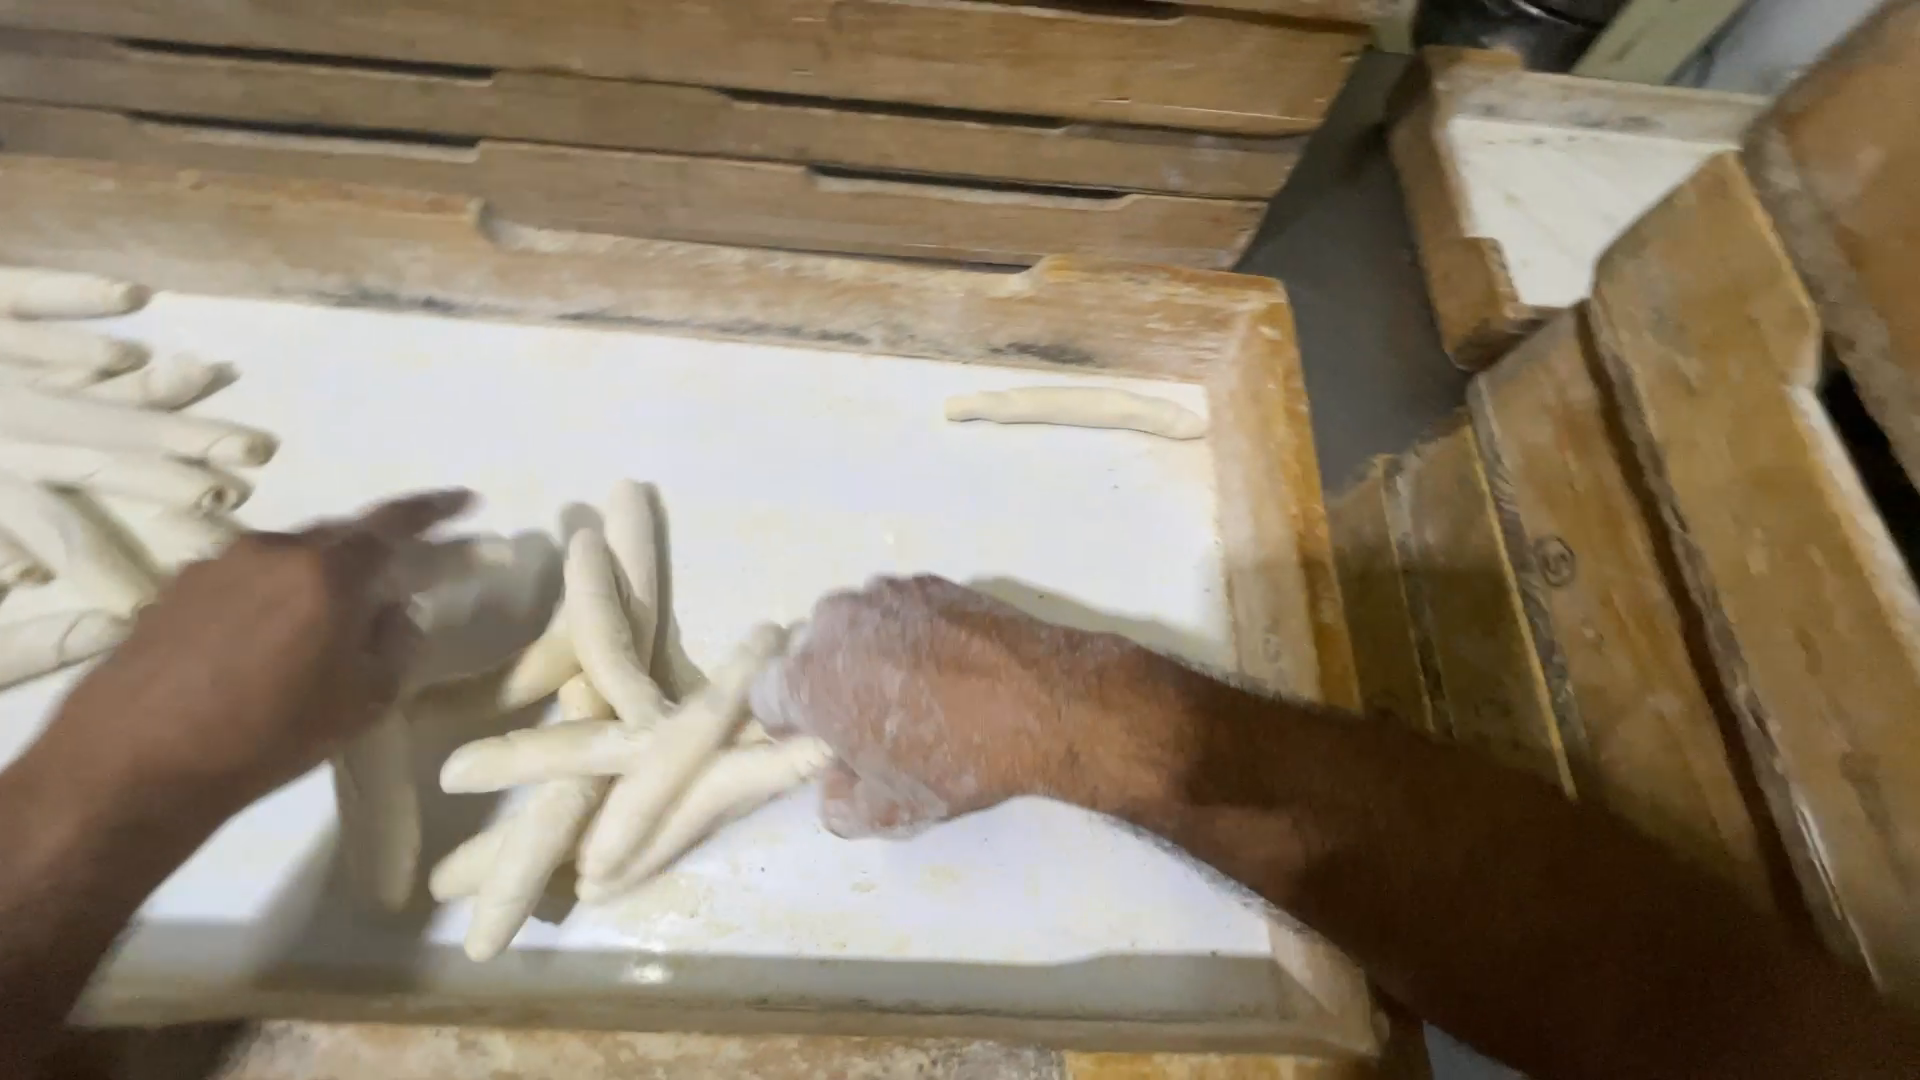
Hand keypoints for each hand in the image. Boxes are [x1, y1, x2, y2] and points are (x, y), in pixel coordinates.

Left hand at [32, 489, 473, 819]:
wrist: (129, 770)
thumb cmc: (273, 732)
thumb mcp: (371, 695)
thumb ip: (399, 639)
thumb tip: (395, 612)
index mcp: (329, 572)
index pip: (396, 523)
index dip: (436, 510)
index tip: (465, 501)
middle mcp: (273, 552)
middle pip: (342, 535)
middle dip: (377, 550)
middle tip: (398, 576)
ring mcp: (216, 567)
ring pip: (292, 555)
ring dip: (322, 574)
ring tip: (332, 616)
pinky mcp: (173, 592)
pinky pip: (248, 576)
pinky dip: (277, 592)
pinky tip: (274, 635)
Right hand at [751, 576, 1205, 837]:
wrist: (1042, 701)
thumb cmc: (954, 760)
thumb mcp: (889, 812)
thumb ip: (838, 803)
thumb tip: (835, 781)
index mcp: (810, 677)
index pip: (766, 694)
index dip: (791, 721)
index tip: (824, 738)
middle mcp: (836, 621)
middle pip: (810, 653)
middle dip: (827, 681)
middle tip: (871, 715)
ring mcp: (885, 593)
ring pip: (853, 625)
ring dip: (865, 652)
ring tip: (913, 686)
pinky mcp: (928, 581)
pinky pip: (896, 610)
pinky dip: (905, 631)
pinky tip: (945, 661)